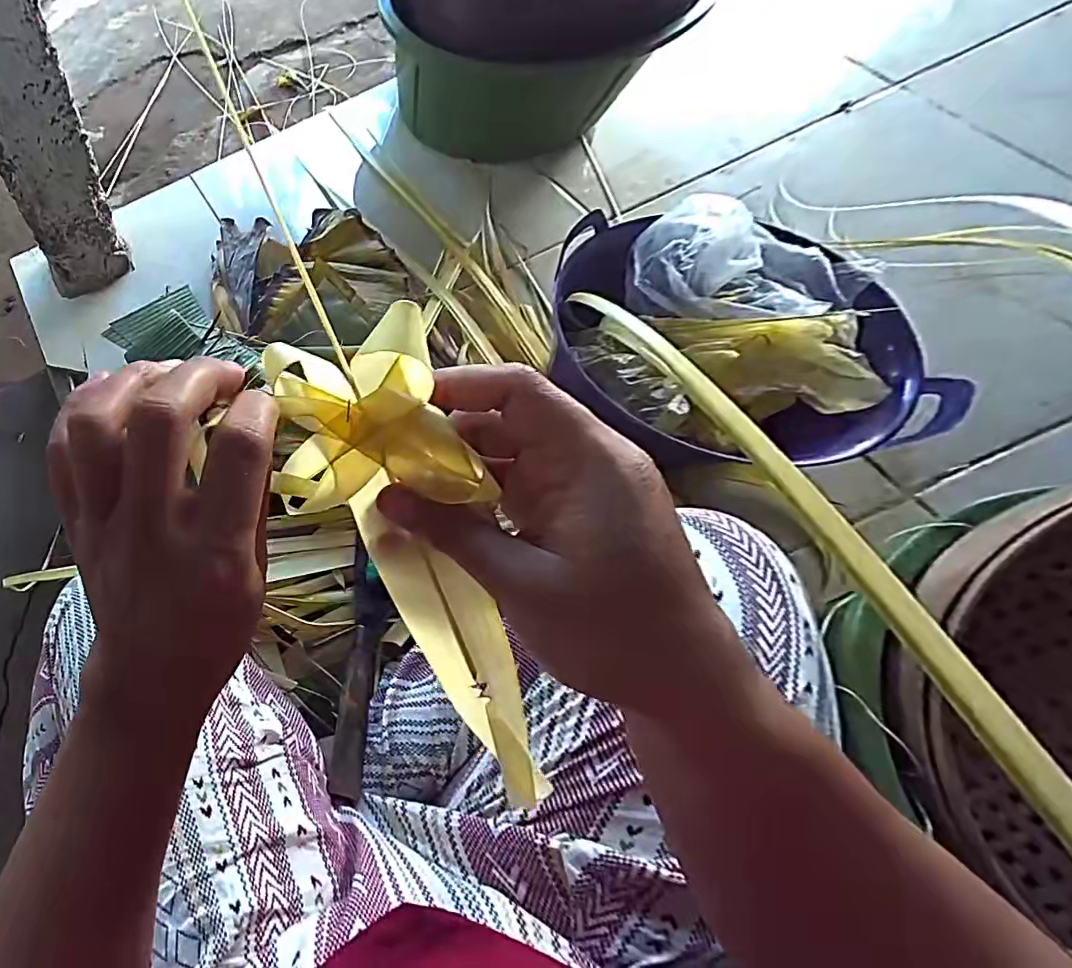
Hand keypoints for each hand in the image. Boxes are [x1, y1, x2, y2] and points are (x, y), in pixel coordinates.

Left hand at [46, 359, 278, 736]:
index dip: (256, 407)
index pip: (238, 450)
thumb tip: (254, 423)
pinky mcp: (73, 521)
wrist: (146, 675)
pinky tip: (111, 390)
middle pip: (161, 420)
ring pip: (96, 425)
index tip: (260, 400)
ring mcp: (103, 522)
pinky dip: (81, 407)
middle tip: (220, 374)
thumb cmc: (215, 630)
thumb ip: (255, 497)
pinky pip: (61, 450)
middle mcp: (152, 528)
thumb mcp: (259, 574)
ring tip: (162, 374)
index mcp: (215, 551)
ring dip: (131, 381)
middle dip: (197, 375)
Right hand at [375, 364, 762, 721]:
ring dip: (455, 466)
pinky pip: (514, 483)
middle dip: (444, 433)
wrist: (686, 687)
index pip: (520, 391)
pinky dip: (475, 492)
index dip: (458, 384)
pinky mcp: (573, 510)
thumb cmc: (614, 635)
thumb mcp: (520, 583)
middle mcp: (588, 460)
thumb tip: (384, 498)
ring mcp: (581, 486)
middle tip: (386, 457)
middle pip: (505, 418)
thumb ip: (450, 532)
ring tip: (404, 488)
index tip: (400, 403)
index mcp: (590, 460)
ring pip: (505, 451)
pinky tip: (440, 513)